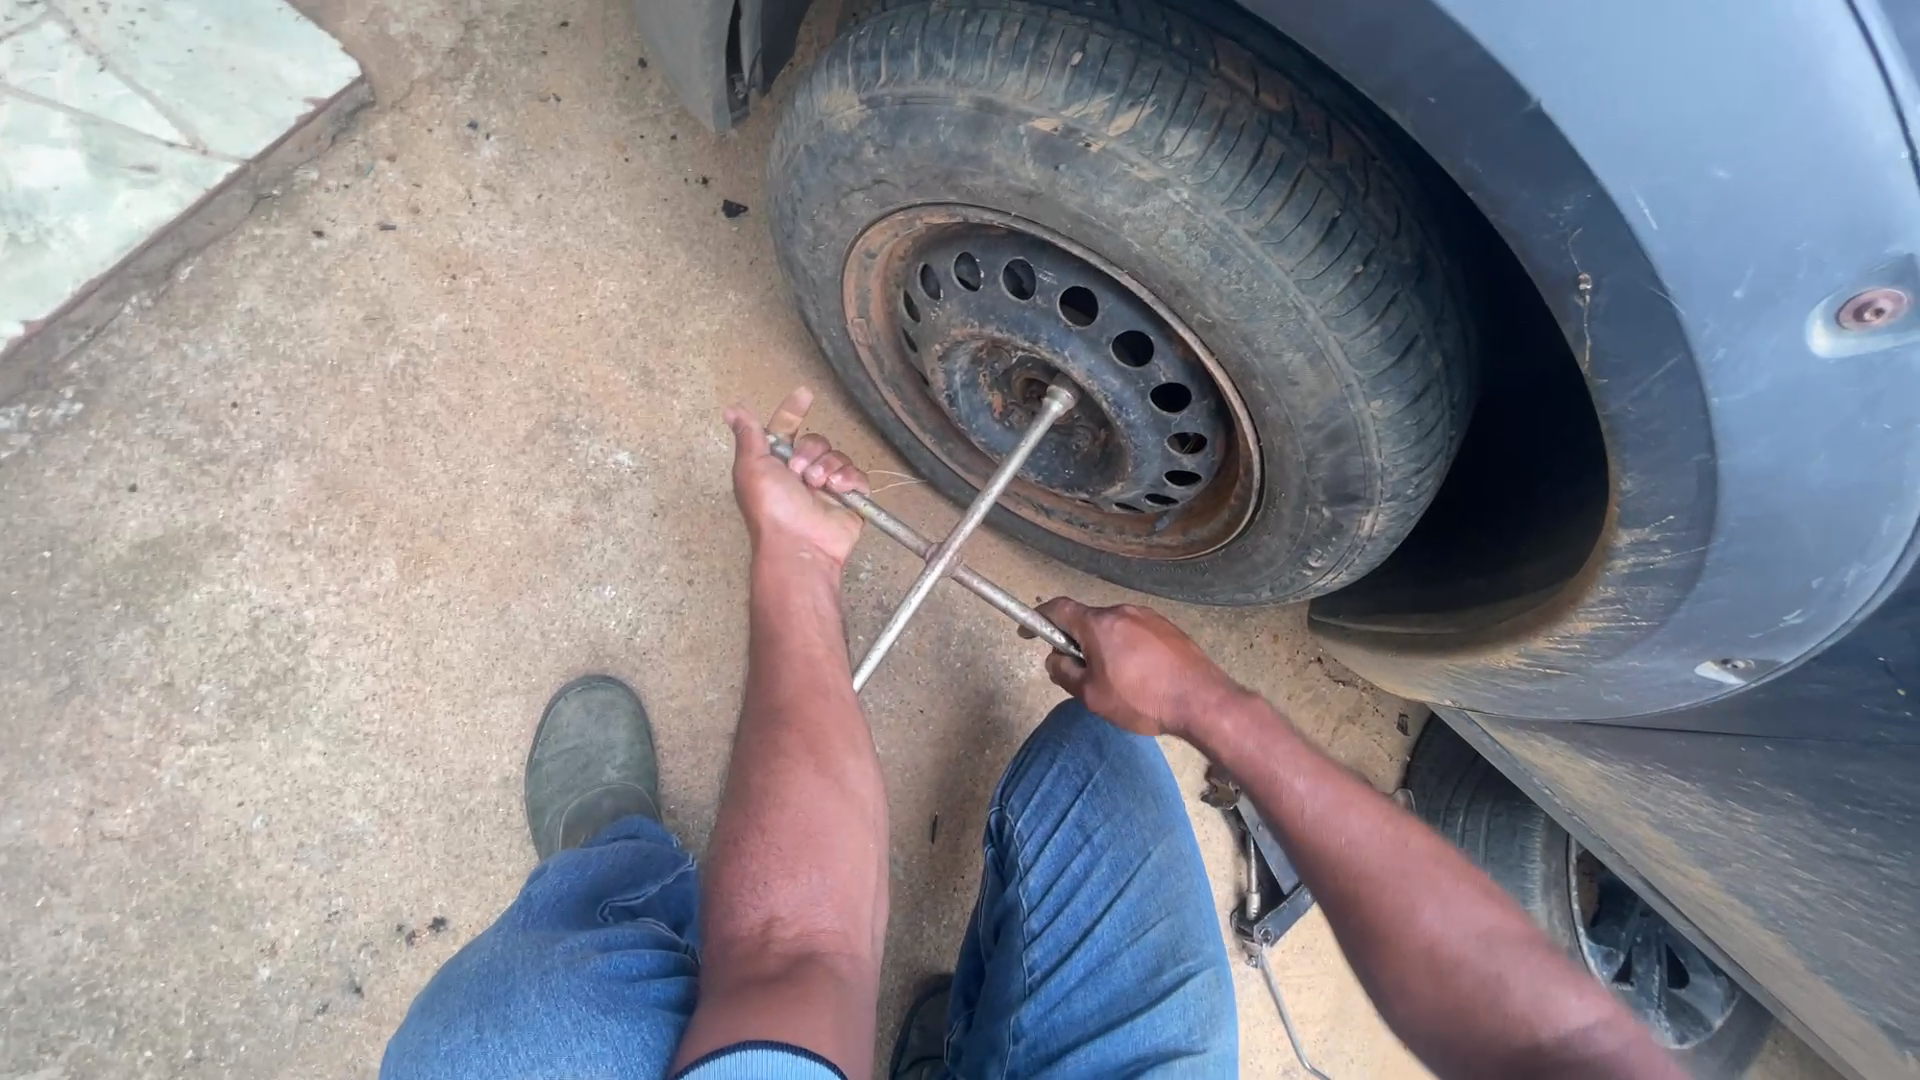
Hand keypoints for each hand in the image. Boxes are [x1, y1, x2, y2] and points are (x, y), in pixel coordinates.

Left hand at [724, 387, 868, 566]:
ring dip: (829, 468)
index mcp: (776, 465)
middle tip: (801, 473)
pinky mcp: (849, 500)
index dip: (793, 412)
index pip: (786, 430)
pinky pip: (858, 476)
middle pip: (817, 441)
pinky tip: (839, 491)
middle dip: (811, 452)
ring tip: (818, 487)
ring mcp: (826, 488)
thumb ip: (748, 436)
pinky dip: (850, 480)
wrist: (799, 543)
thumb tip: (733, 410)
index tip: (805, 394)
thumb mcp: (752, 467)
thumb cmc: (771, 510)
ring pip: (838, 457)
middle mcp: (801, 475)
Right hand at [1030, 597, 1246, 738]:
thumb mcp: (1091, 696)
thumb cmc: (1142, 699)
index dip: (1038, 618)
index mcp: (1099, 624)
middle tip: (1080, 675)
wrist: (1202, 701)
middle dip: (1077, 643)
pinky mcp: (1168, 629)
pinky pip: (1136, 634)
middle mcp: (1122, 612)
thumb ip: (1064, 673)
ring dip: (1105, 648)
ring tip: (1116, 683)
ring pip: (1113, 629)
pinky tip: (1140, 678)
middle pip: (1087, 621)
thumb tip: (1055, 660)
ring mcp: (1149, 617)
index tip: (1029, 631)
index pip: (1058, 608)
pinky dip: (1128, 650)